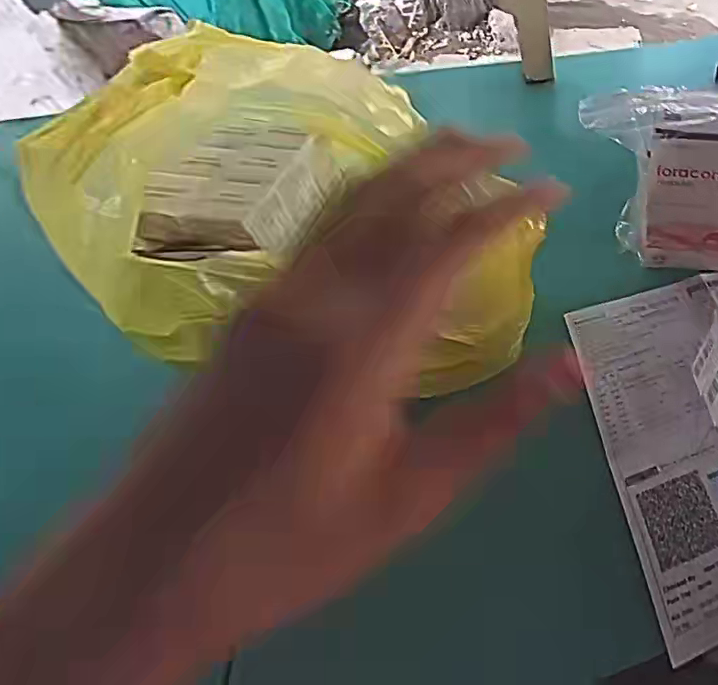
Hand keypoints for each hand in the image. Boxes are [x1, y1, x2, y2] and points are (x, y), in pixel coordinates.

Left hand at [0, 130, 577, 684]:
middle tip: (517, 147)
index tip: (556, 190)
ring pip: (357, 196)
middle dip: (465, 159)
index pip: (452, 243)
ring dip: (417, 160)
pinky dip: (377, 185)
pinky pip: (328, 217)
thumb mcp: (414, 494)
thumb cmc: (292, 540)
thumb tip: (577, 365)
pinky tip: (395, 192)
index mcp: (366, 340)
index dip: (511, 205)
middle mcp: (320, 295)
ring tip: (465, 145)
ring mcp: (280, 290)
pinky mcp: (256, 300)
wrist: (139, 572)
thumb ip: (500, 420)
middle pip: (399, 195)